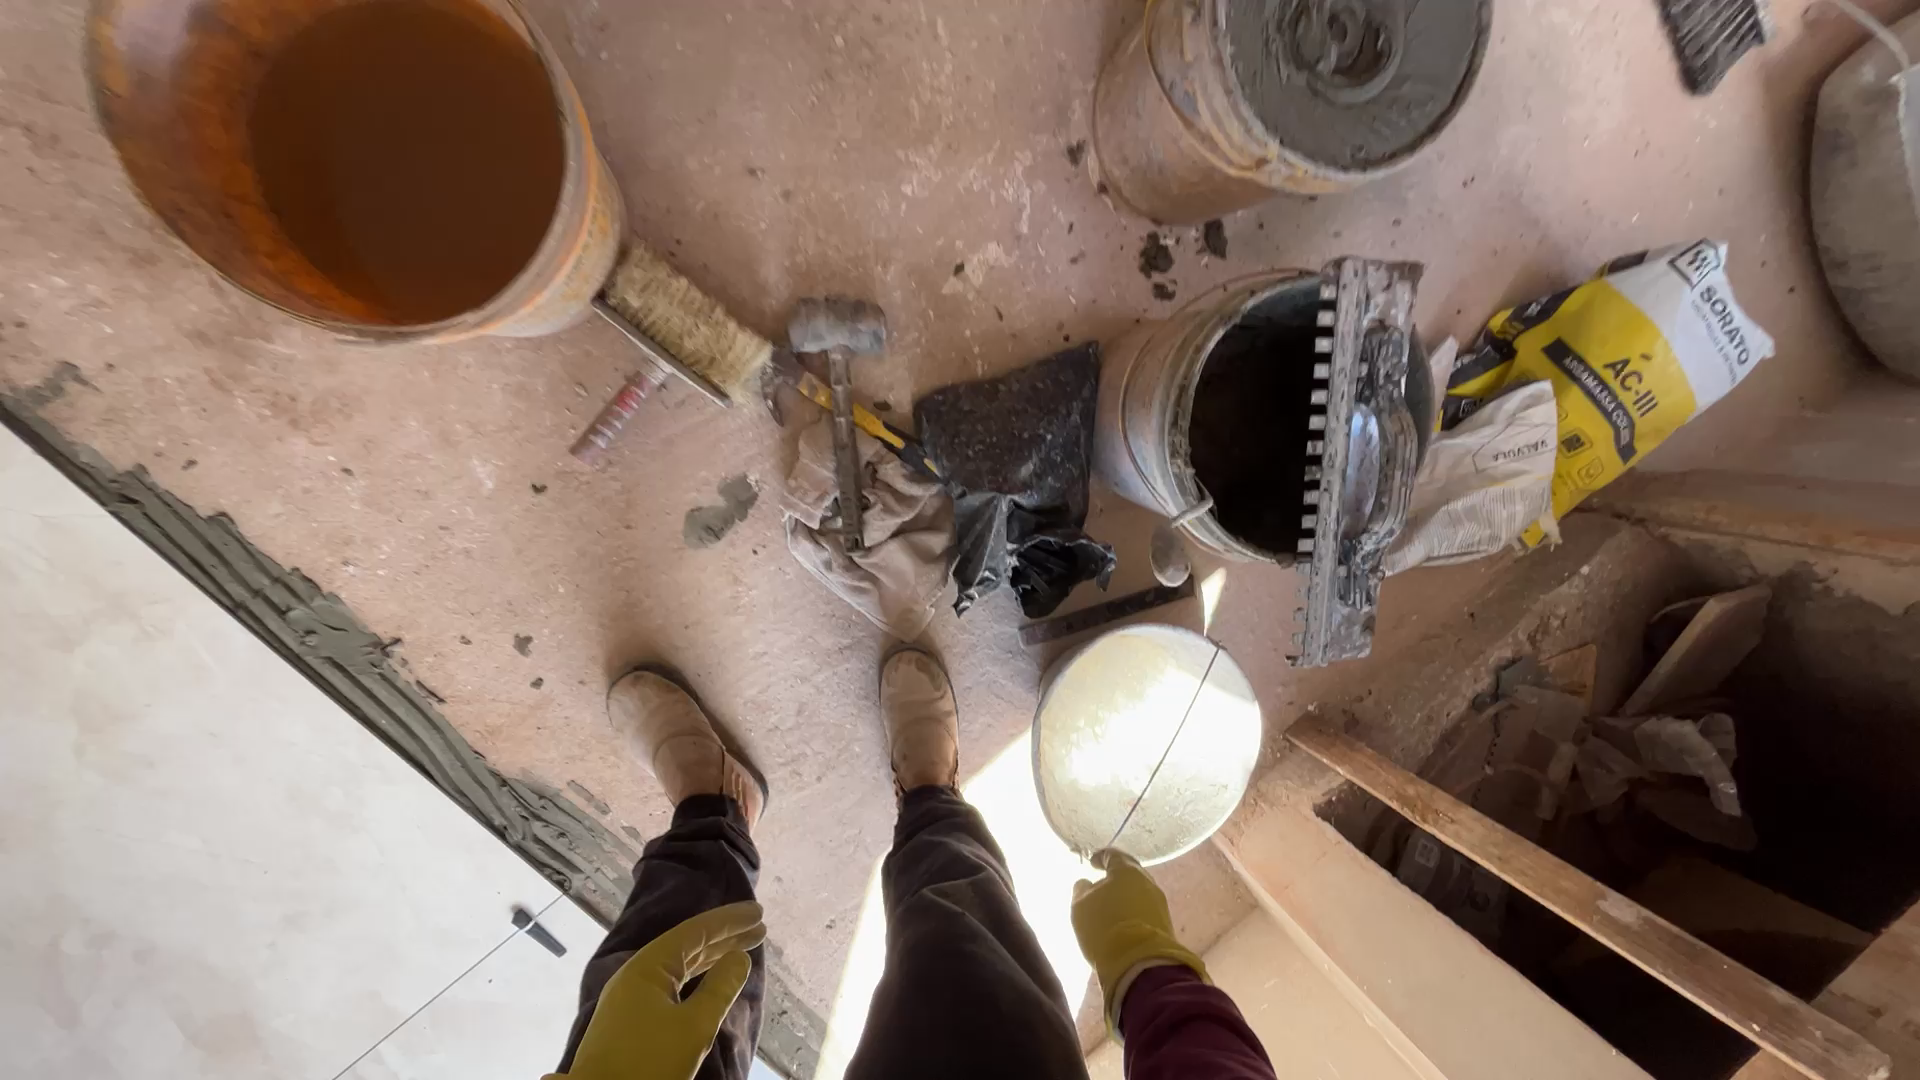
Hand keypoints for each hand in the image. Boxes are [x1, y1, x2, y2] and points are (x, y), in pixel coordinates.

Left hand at [561, 901, 765, 1079]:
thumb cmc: (646, 1067)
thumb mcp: (693, 1028)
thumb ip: (720, 988)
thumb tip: (739, 959)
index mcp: (647, 967)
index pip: (696, 931)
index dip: (730, 920)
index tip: (758, 912)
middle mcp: (637, 974)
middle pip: (689, 944)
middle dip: (726, 936)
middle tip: (760, 928)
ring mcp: (631, 998)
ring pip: (681, 965)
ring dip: (714, 956)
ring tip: (744, 950)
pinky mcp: (631, 1021)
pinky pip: (672, 984)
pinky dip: (698, 977)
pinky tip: (713, 979)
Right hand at [1071, 850, 1207, 1032]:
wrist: (1140, 966)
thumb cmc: (1104, 927)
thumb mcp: (1080, 906)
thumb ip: (1082, 890)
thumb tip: (1086, 884)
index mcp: (1127, 870)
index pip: (1113, 855)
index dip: (1100, 857)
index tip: (1092, 863)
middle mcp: (1148, 883)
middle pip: (1130, 874)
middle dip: (1115, 878)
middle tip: (1101, 886)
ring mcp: (1160, 905)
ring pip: (1139, 894)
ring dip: (1125, 898)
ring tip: (1110, 909)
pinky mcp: (1166, 928)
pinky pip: (1145, 913)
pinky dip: (1133, 914)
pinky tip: (1122, 925)